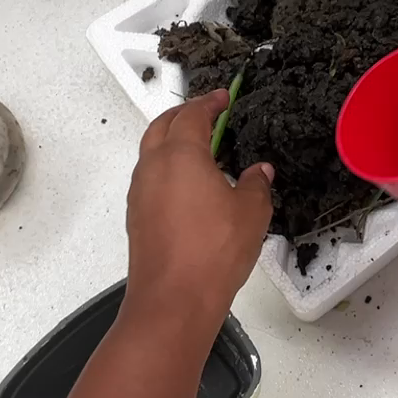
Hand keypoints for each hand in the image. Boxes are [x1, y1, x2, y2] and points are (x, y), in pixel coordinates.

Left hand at [124, 90, 273, 337]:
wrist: (173, 300)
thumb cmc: (215, 250)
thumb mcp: (252, 212)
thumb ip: (256, 184)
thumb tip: (259, 171)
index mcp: (181, 155)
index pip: (193, 116)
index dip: (209, 103)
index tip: (223, 98)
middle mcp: (153, 167)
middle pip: (162, 126)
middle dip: (183, 115)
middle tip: (207, 113)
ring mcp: (141, 193)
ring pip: (151, 152)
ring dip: (172, 140)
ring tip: (200, 147)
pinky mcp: (138, 217)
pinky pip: (151, 177)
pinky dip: (168, 167)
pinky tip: (190, 184)